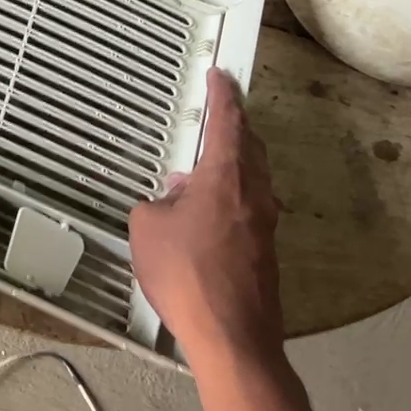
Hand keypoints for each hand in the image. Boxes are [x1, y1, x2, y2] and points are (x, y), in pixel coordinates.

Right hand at [130, 68, 283, 362]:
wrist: (231, 335)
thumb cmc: (184, 272)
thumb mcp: (147, 225)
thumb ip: (158, 201)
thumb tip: (173, 199)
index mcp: (225, 179)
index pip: (228, 124)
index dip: (224, 95)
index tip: (221, 75)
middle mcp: (253, 195)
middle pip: (250, 147)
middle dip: (234, 125)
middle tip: (217, 109)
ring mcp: (263, 224)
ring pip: (252, 177)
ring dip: (230, 161)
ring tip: (199, 163)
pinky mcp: (263, 250)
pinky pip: (247, 203)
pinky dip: (229, 191)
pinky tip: (203, 207)